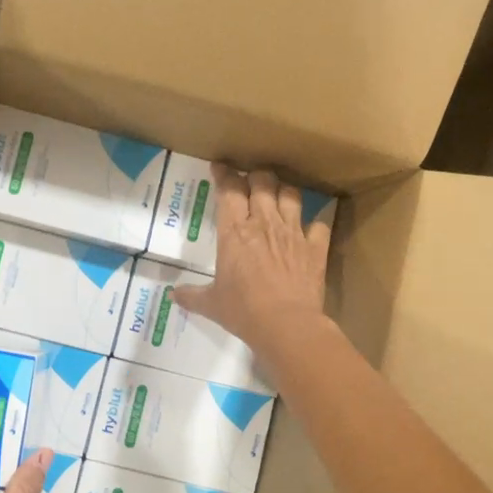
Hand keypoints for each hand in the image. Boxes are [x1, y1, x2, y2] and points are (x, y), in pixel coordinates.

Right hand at [171, 163, 331, 348]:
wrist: (286, 325)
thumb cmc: (243, 311)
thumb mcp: (211, 304)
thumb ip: (192, 296)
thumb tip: (173, 296)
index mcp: (234, 232)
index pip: (229, 190)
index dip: (224, 174)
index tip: (220, 167)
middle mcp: (263, 223)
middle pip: (262, 182)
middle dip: (255, 176)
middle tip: (250, 182)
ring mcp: (293, 232)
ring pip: (291, 194)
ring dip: (283, 191)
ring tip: (278, 196)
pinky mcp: (315, 247)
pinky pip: (318, 224)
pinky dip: (314, 224)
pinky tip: (309, 230)